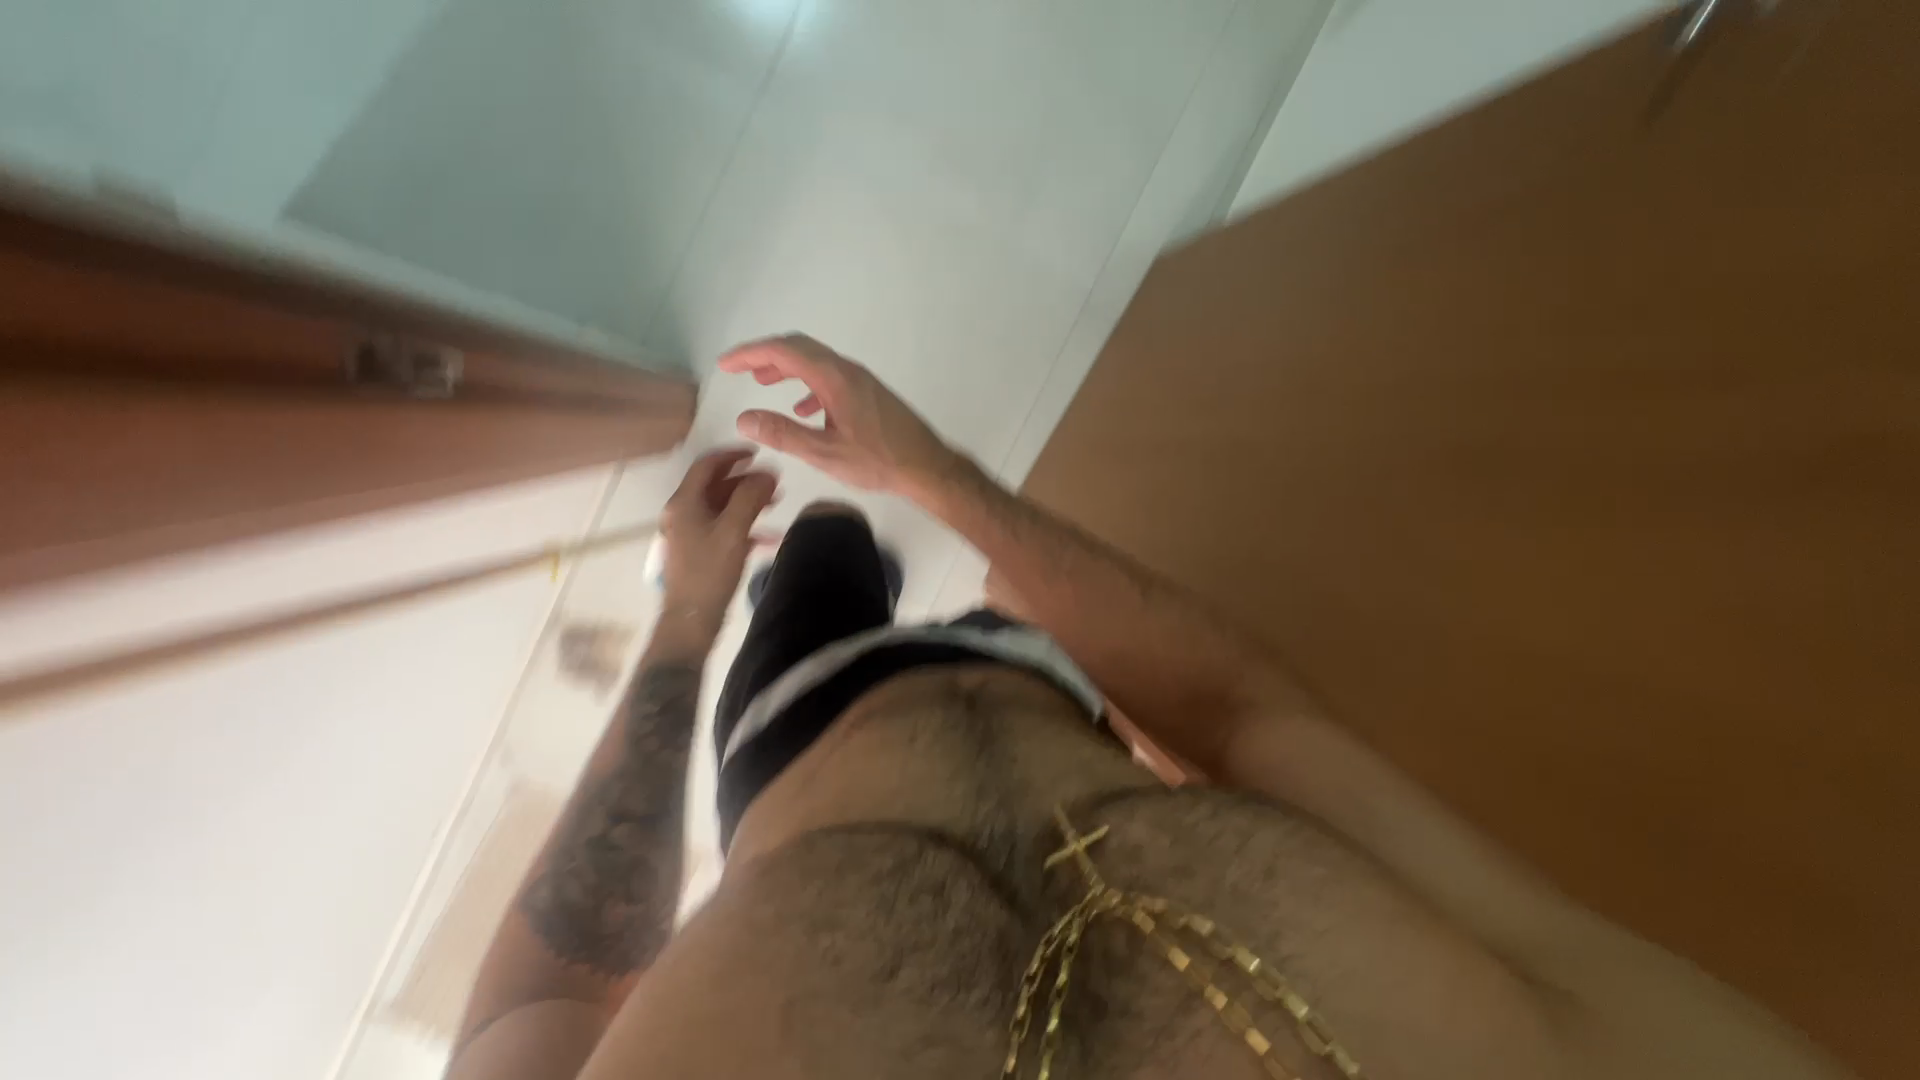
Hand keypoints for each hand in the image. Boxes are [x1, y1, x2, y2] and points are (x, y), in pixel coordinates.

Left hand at [658, 448, 777, 622]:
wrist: (691, 619)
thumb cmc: (710, 572)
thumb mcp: (733, 531)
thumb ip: (750, 498)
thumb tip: (766, 474)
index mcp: (685, 502)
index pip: (708, 465)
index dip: (733, 454)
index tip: (759, 453)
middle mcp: (684, 513)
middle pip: (716, 486)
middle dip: (746, 480)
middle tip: (774, 482)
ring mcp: (691, 533)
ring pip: (722, 507)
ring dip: (748, 501)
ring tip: (776, 502)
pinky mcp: (700, 552)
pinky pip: (724, 528)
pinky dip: (745, 524)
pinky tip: (767, 535)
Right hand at [719, 334, 963, 494]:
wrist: (926, 466)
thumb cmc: (878, 462)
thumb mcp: (825, 453)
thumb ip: (783, 434)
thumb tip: (744, 419)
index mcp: (834, 378)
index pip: (785, 351)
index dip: (750, 353)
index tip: (725, 364)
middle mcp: (848, 371)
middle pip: (800, 348)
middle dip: (766, 355)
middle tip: (739, 368)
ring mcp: (861, 381)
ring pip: (816, 363)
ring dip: (787, 368)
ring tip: (763, 382)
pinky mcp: (869, 394)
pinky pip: (831, 379)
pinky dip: (809, 385)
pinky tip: (804, 410)